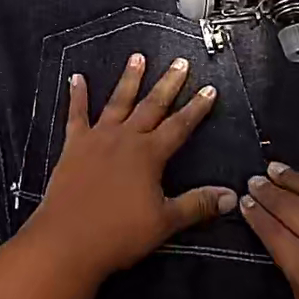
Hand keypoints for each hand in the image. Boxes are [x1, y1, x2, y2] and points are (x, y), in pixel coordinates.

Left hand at [26, 54, 236, 278]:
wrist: (67, 241)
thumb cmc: (118, 233)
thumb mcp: (165, 221)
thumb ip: (197, 204)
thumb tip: (231, 196)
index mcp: (149, 154)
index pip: (180, 125)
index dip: (197, 107)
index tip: (209, 89)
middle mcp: (125, 138)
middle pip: (152, 105)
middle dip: (169, 83)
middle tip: (180, 62)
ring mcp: (97, 138)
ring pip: (118, 102)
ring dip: (129, 79)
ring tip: (138, 57)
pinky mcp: (74, 146)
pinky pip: (76, 115)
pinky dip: (77, 96)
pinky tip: (76, 78)